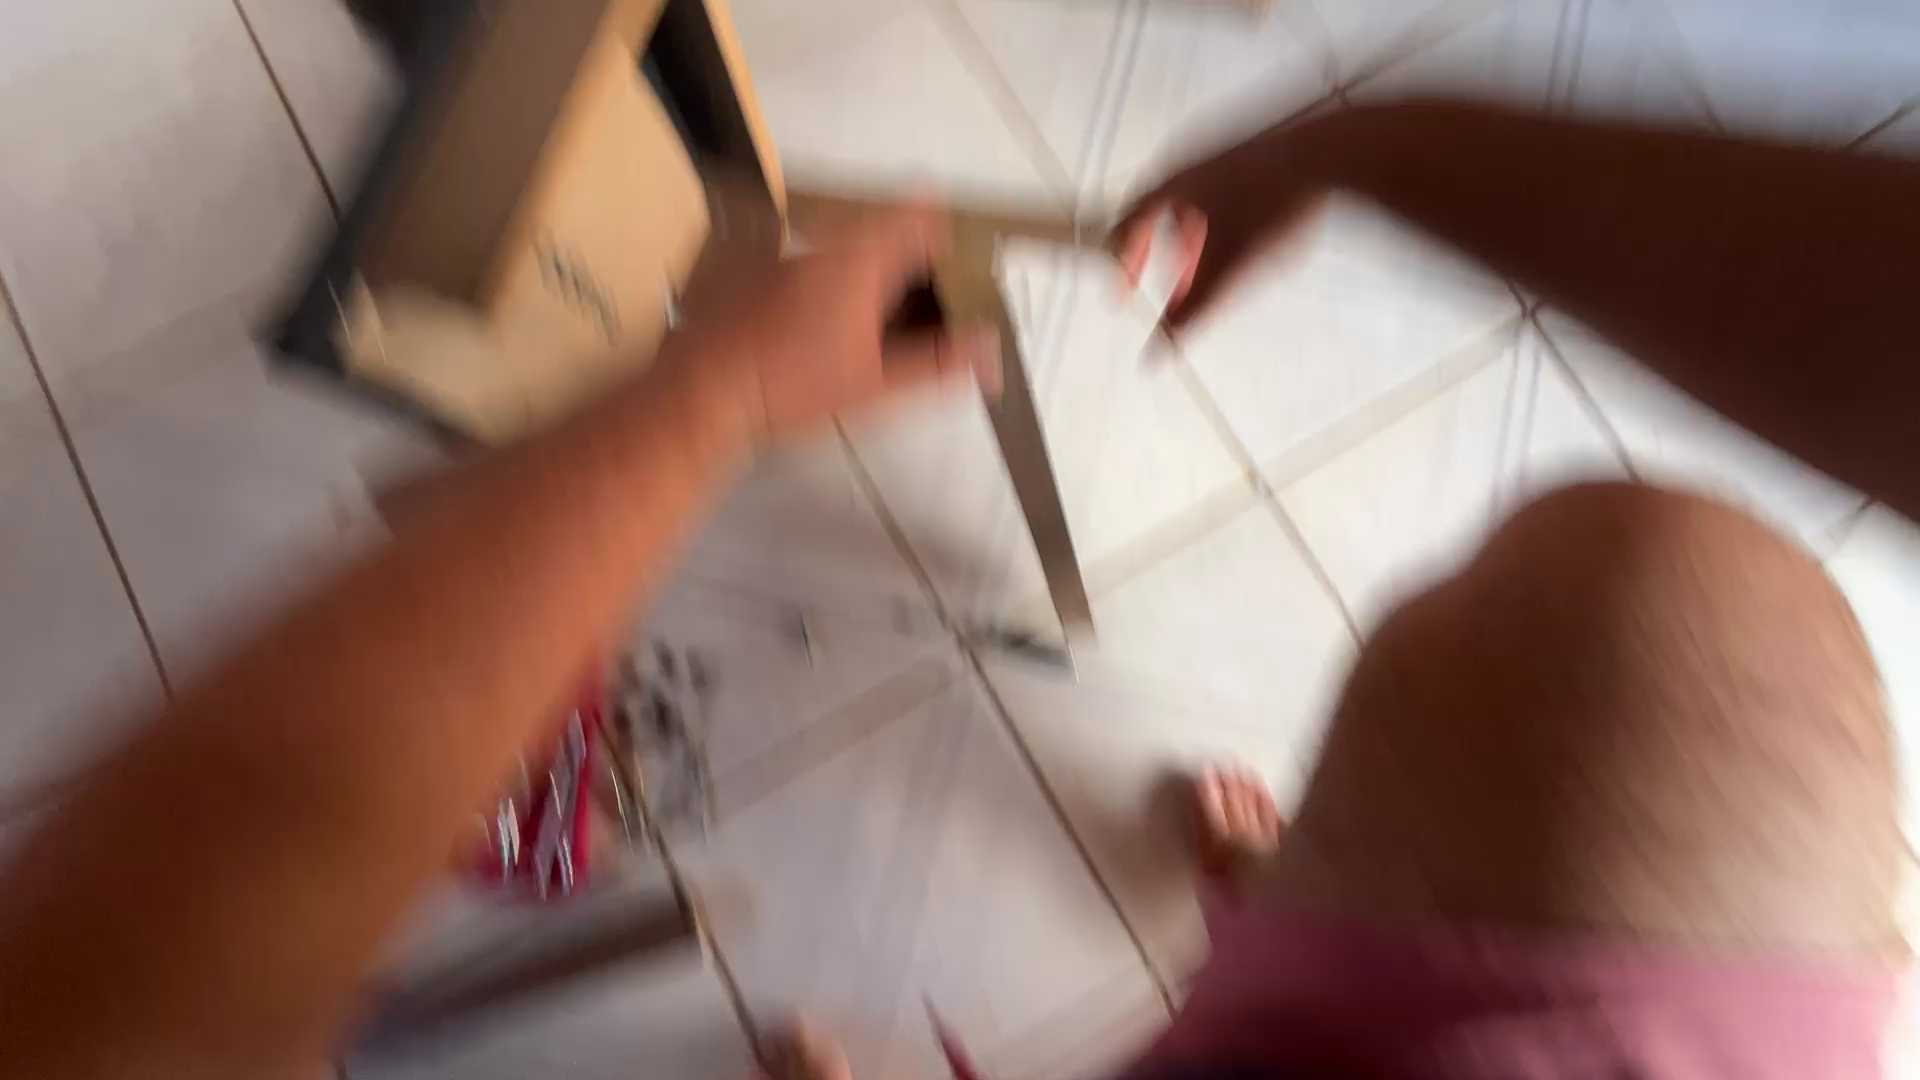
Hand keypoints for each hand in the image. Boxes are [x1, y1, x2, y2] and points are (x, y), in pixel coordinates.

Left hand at [672, 202, 1000, 441]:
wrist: (706, 389)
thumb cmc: (795, 386)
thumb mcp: (878, 385)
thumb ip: (938, 364)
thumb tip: (991, 353)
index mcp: (861, 259)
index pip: (920, 217)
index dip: (944, 235)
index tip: (952, 267)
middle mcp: (822, 240)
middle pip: (882, 233)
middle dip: (906, 267)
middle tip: (913, 315)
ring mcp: (782, 248)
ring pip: (841, 247)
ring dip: (863, 277)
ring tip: (862, 330)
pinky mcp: (750, 264)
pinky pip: (805, 260)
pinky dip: (824, 285)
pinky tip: (814, 331)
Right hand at [1111, 120, 1334, 333]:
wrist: (1338, 152)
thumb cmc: (1275, 202)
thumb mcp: (1225, 271)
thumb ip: (1189, 313)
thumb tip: (1160, 349)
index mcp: (1175, 185)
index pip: (1129, 225)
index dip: (1122, 262)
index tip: (1125, 291)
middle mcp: (1197, 164)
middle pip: (1160, 214)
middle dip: (1161, 257)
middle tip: (1170, 287)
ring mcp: (1230, 154)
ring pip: (1196, 205)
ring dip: (1193, 243)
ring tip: (1209, 272)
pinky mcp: (1262, 154)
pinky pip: (1225, 194)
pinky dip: (1221, 225)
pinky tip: (1245, 245)